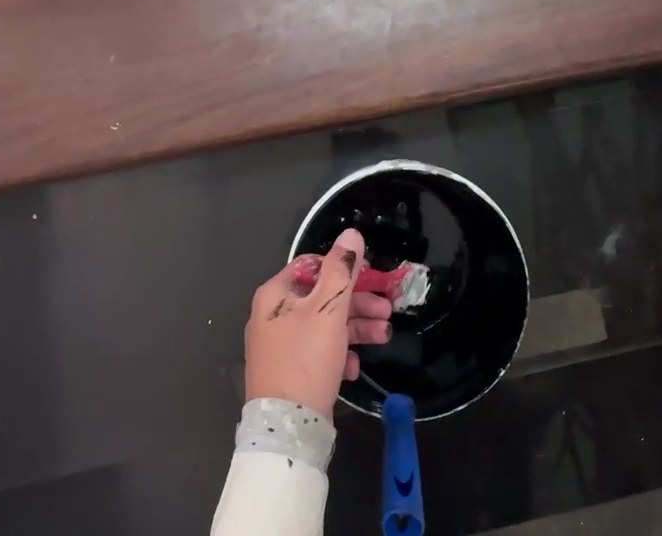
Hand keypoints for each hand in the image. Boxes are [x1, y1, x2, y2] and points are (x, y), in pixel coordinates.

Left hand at [244, 228, 393, 416]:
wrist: (286, 427)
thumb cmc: (306, 358)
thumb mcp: (328, 309)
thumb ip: (342, 270)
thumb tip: (351, 234)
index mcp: (276, 294)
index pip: (313, 266)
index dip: (345, 268)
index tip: (373, 277)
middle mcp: (273, 315)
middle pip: (322, 296)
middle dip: (358, 302)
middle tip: (387, 309)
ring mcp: (279, 345)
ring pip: (324, 325)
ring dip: (356, 327)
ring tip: (383, 335)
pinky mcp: (289, 371)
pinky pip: (318, 352)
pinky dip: (339, 353)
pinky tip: (353, 367)